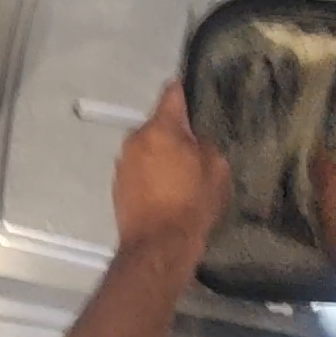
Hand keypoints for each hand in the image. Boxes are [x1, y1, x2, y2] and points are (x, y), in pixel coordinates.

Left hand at [114, 83, 230, 258]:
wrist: (158, 247)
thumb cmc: (192, 205)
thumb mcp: (217, 170)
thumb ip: (206, 145)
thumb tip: (195, 140)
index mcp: (161, 128)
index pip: (172, 93)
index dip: (184, 89)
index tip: (194, 89)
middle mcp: (136, 138)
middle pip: (160, 124)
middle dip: (176, 132)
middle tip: (196, 149)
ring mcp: (123, 162)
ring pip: (148, 147)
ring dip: (162, 154)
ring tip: (182, 175)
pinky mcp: (118, 184)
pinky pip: (140, 168)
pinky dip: (152, 173)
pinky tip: (166, 192)